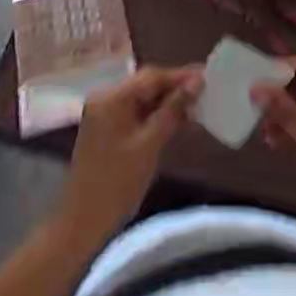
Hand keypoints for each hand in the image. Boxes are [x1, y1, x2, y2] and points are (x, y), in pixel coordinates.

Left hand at [56, 65, 201, 240]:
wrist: (85, 219)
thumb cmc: (118, 181)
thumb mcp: (150, 144)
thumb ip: (173, 110)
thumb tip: (197, 82)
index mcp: (111, 98)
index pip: (151, 76)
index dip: (181, 75)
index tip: (209, 76)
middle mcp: (106, 99)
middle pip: (146, 86)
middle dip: (177, 88)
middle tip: (209, 91)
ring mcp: (106, 115)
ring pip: (144, 101)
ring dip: (170, 104)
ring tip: (202, 107)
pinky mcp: (109, 131)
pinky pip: (138, 115)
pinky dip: (158, 118)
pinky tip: (182, 123)